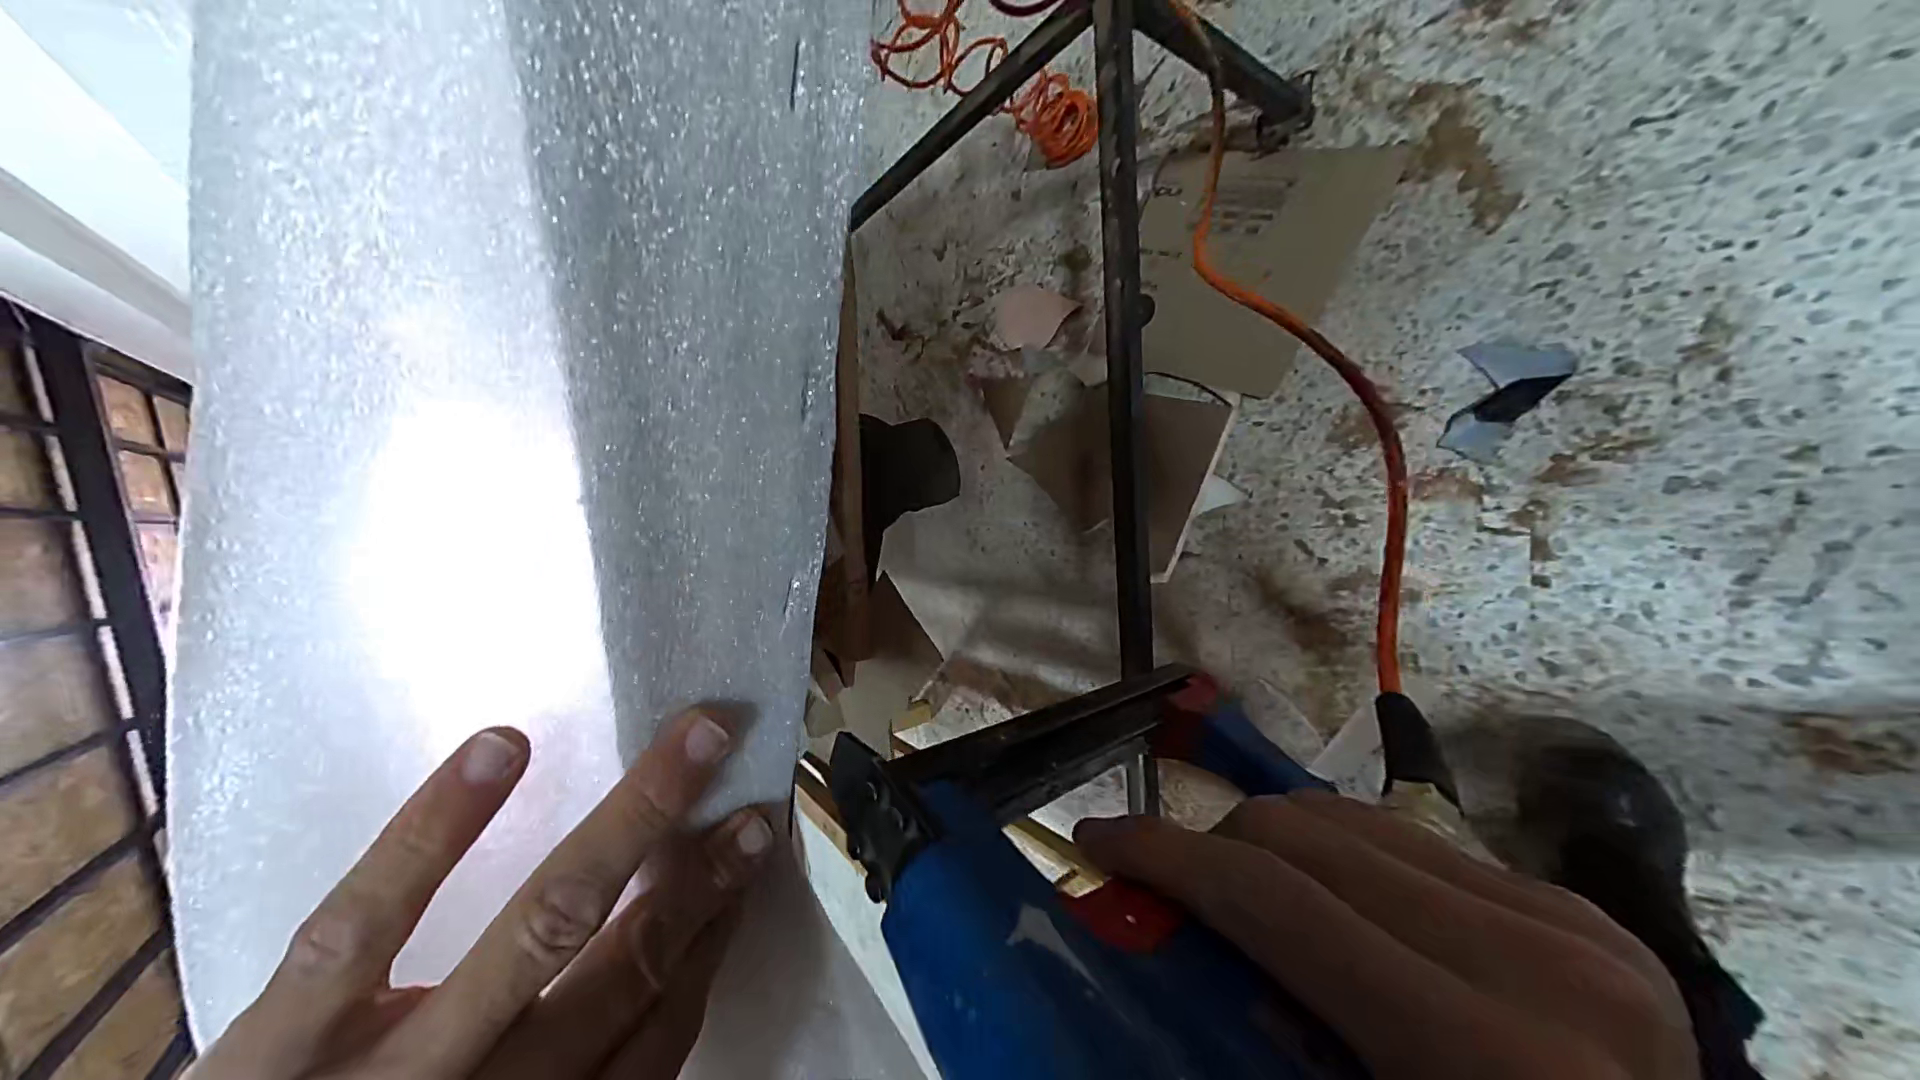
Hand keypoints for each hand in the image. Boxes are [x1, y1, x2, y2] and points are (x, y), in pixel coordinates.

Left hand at [189, 709, 774, 1079]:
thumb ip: (585, 1063)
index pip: (664, 1020)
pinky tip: (503, 743)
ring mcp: (386, 1070)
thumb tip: (682, 956)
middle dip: (701, 874)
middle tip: (751, 795)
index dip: (717, 927)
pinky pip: (364, 924)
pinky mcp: (278, 1044)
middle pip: (625, 967)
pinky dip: (436, 829)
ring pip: (539, 927)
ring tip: (693, 741)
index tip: (754, 847)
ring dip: (631, 822)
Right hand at [1073, 790, 1698, 1079]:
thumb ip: (1256, 1039)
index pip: (1273, 898)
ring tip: (1251, 895)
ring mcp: (1572, 925)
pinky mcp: (1579, 910)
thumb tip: (1168, 936)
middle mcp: (1542, 965)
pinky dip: (1340, 859)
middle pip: (1300, 833)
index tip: (1096, 836)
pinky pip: (1404, 839)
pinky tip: (1336, 908)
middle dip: (1211, 847)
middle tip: (1173, 889)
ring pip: (1344, 817)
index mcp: (1491, 1058)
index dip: (1165, 854)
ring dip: (1272, 845)